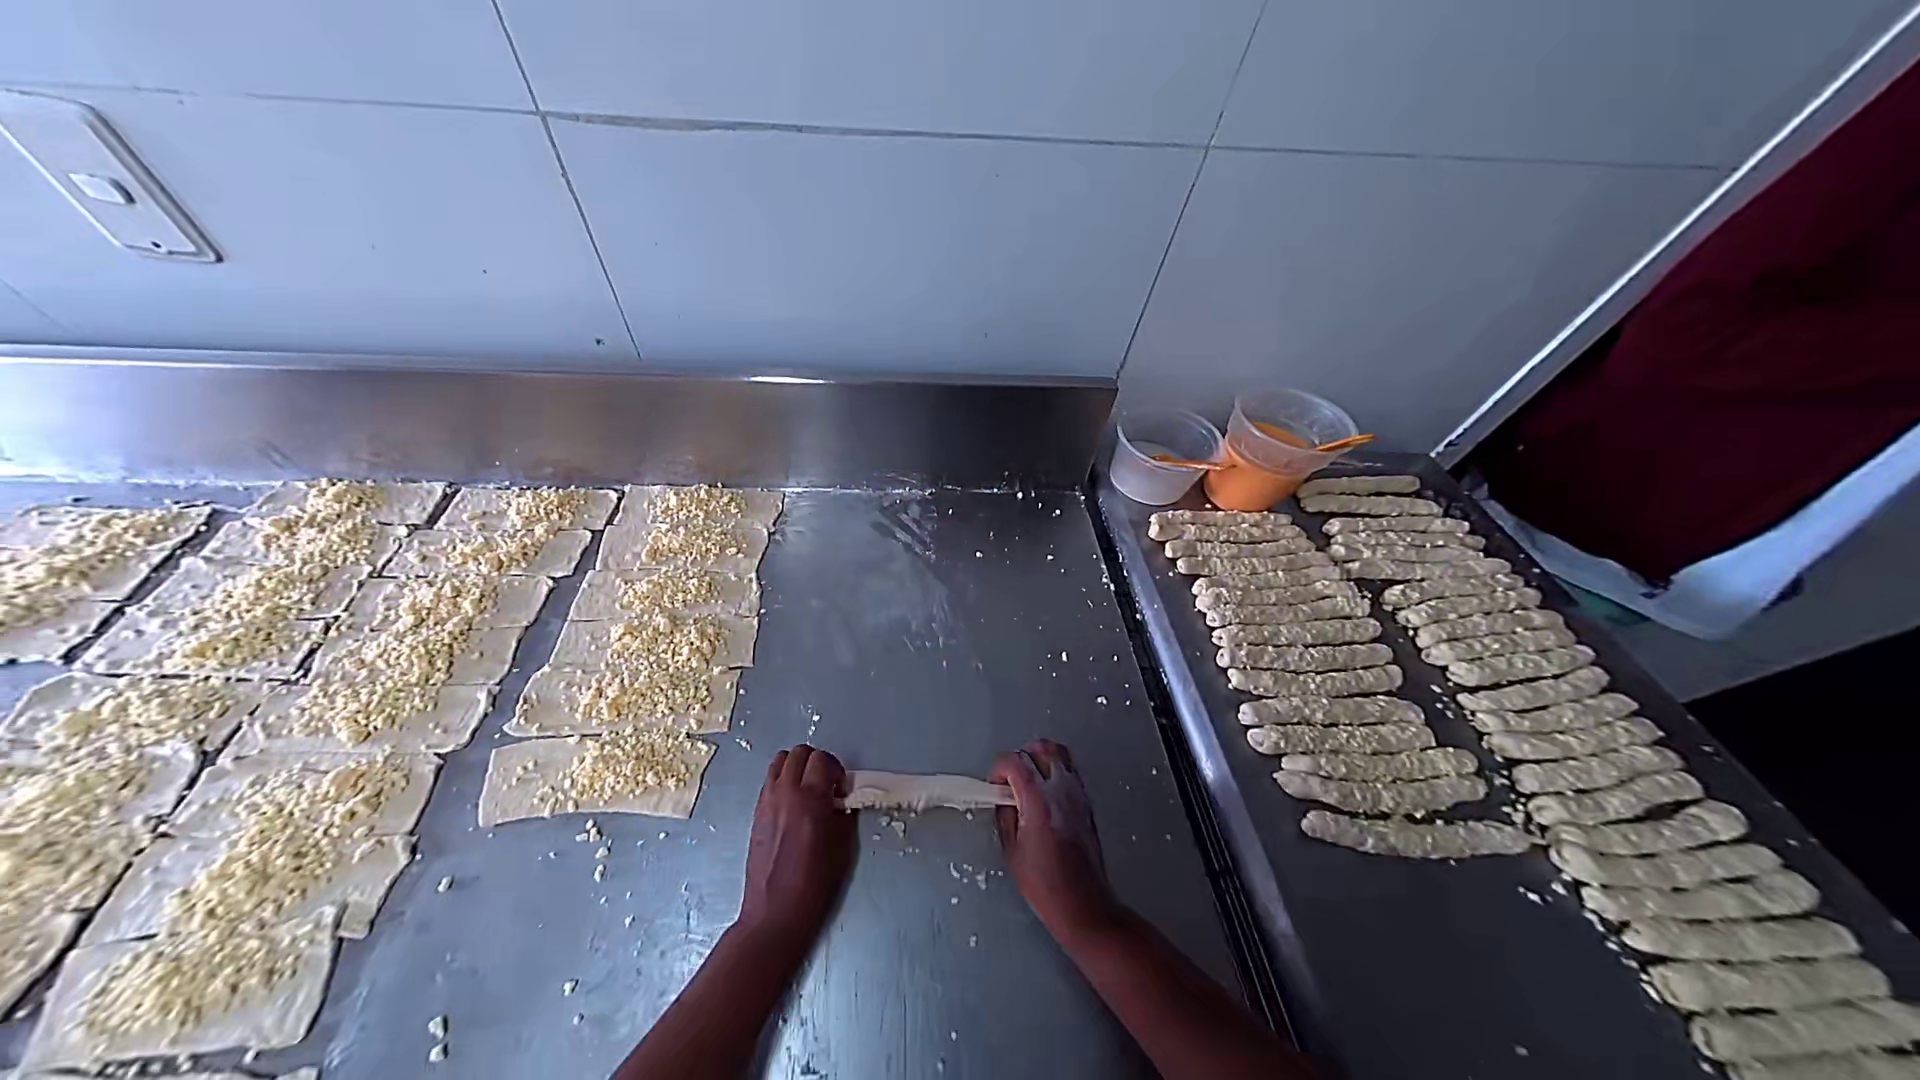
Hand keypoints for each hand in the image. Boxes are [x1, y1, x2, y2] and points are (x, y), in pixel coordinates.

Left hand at [736, 745, 854, 950]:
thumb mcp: (842, 847)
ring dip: (796, 768)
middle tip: (827, 784)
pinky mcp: (755, 813)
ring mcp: (766, 802)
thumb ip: (843, 813)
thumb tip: (841, 799)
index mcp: (810, 799)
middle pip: (798, 753)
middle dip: (816, 762)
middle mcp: (784, 793)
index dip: (836, 769)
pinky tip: (793, 805)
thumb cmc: (814, 884)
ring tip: (808, 789)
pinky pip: (769, 782)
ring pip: (779, 762)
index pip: (822, 759)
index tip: (841, 787)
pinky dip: (782, 782)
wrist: (775, 912)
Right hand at [991, 739, 1121, 945]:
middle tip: (1010, 780)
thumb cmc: (1046, 884)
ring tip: (1028, 782)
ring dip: (1040, 760)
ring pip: (1060, 753)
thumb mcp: (1012, 849)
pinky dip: (1055, 771)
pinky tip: (1045, 793)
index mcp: (1039, 800)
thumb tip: (1003, 798)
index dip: (999, 769)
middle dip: (1020, 758)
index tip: (995, 785)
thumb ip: (1006, 814)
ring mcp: (1078, 794)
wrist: (1083, 903)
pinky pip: (1071, 770)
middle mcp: (1062, 790)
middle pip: (1040, 748)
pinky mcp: (1087, 803)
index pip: (1015, 760)